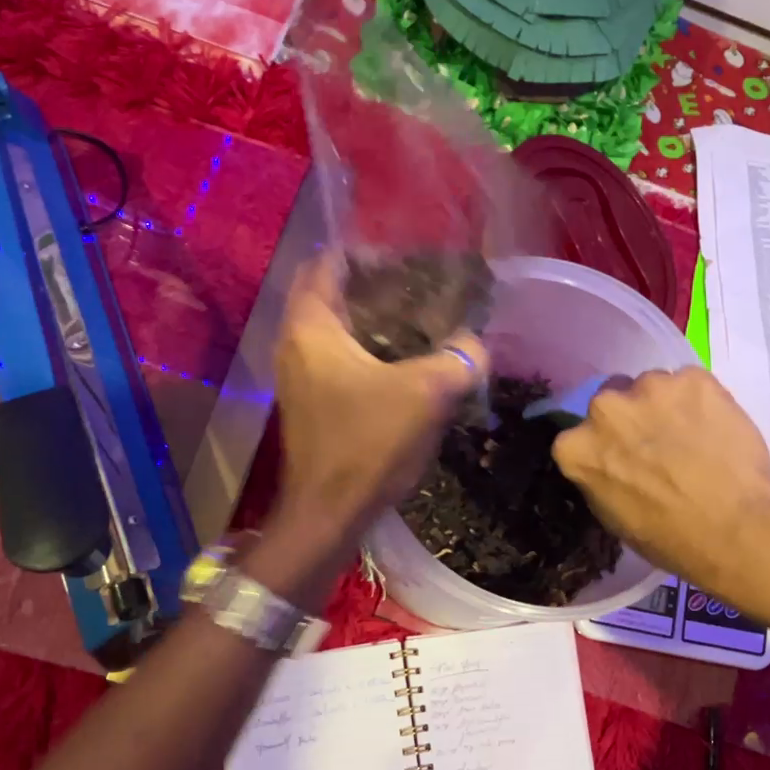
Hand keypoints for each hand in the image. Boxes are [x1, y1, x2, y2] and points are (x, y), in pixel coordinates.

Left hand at [270, 253, 487, 534]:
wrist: (327, 515)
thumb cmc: (367, 445)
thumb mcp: (426, 394)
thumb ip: (459, 358)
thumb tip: (475, 345)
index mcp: (311, 327)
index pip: (329, 263)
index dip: (369, 254)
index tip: (410, 260)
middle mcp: (294, 343)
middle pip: (330, 293)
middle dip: (373, 286)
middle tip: (420, 290)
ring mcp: (298, 376)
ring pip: (334, 329)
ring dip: (371, 320)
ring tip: (419, 323)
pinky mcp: (310, 402)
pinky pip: (337, 358)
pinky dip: (366, 350)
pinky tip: (404, 364)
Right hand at [552, 368, 769, 590]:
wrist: (735, 528)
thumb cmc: (669, 537)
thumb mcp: (612, 516)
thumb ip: (599, 475)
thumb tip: (610, 463)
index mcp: (575, 446)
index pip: (580, 435)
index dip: (605, 445)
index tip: (623, 458)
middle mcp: (604, 407)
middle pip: (612, 400)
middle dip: (631, 418)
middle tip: (659, 444)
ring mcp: (650, 387)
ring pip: (653, 387)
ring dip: (666, 406)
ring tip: (694, 437)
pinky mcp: (693, 378)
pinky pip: (691, 383)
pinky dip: (701, 400)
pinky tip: (717, 428)